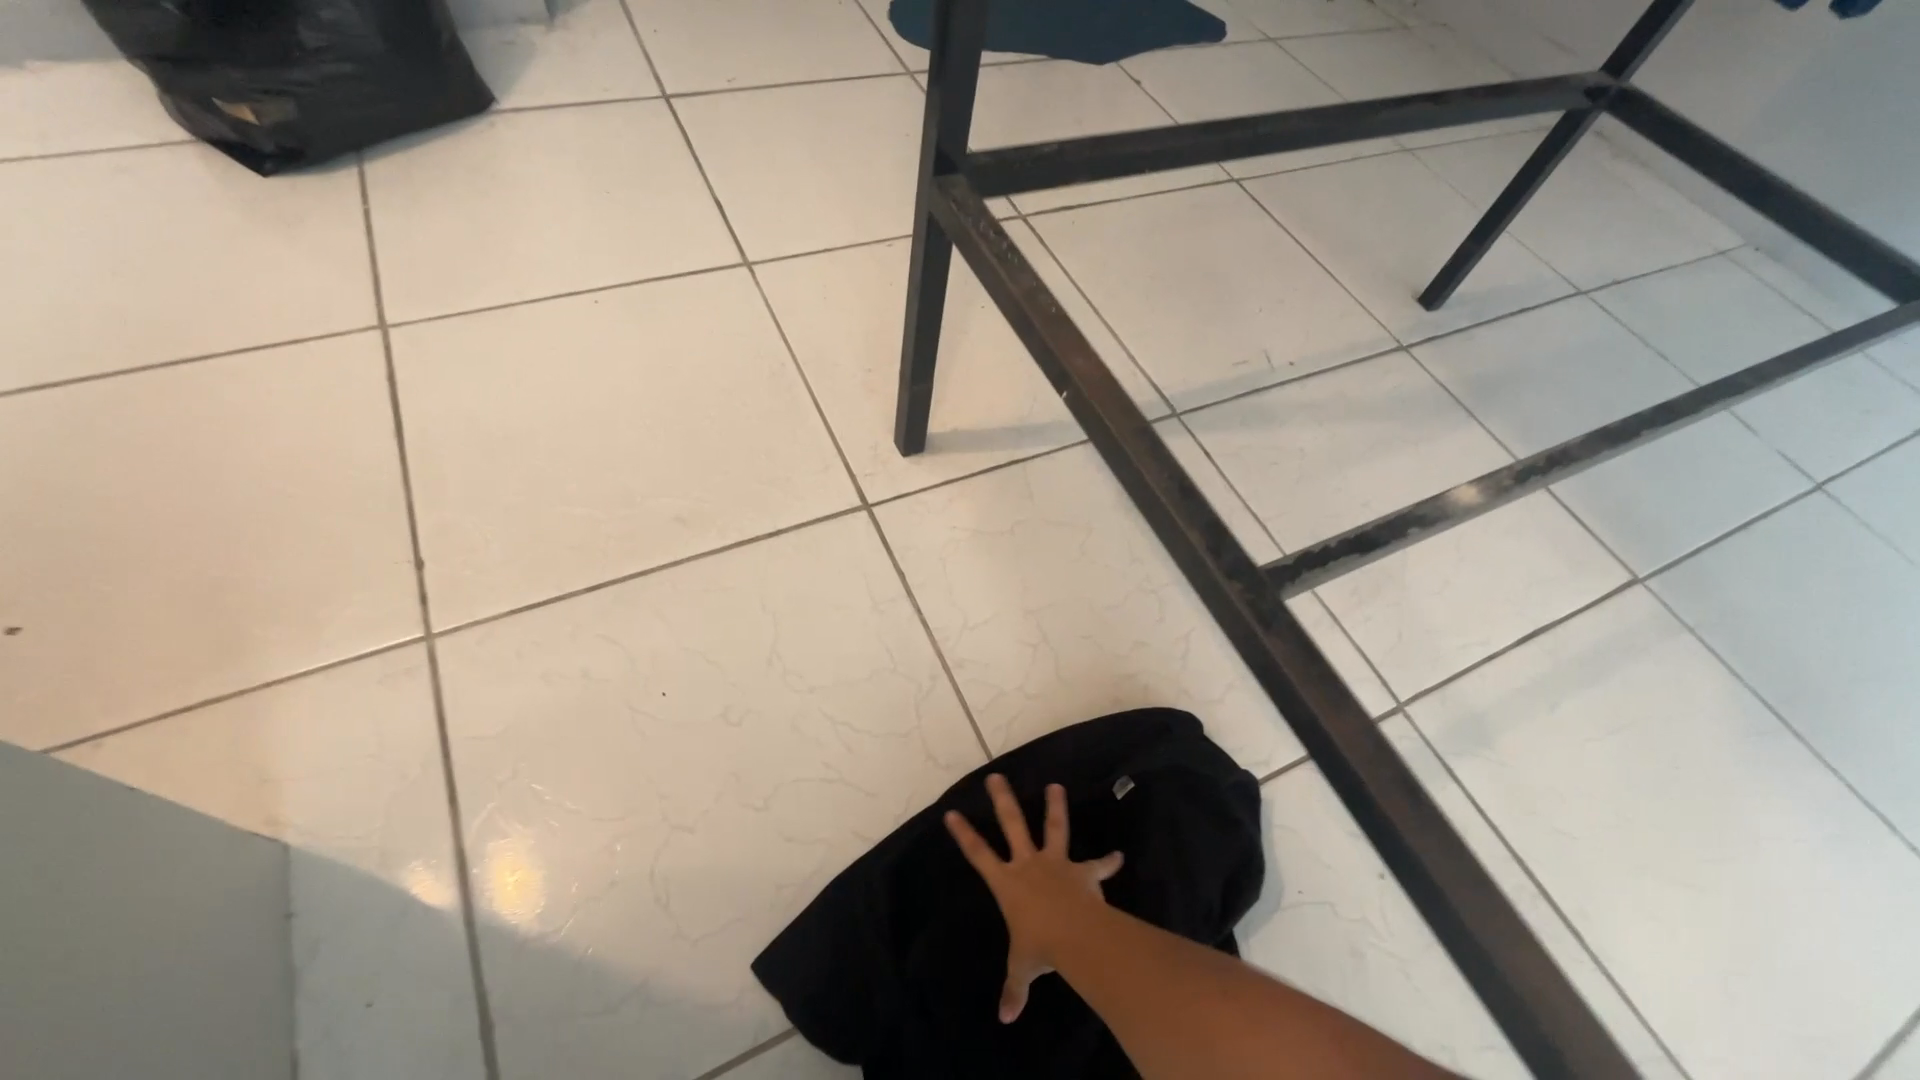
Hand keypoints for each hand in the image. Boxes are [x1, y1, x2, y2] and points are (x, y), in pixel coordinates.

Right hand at [944, 773, 1125, 1023]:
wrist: (1076, 934)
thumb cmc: (1040, 947)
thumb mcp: (1022, 968)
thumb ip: (1014, 988)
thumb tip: (1005, 1017)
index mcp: (1007, 883)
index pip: (978, 854)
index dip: (964, 834)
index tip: (951, 812)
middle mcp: (1028, 864)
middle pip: (1012, 824)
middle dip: (1003, 800)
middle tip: (996, 777)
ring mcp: (1056, 863)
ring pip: (1054, 827)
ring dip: (1056, 806)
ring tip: (1057, 785)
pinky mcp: (1083, 871)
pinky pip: (1098, 866)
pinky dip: (1108, 863)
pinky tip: (1119, 857)